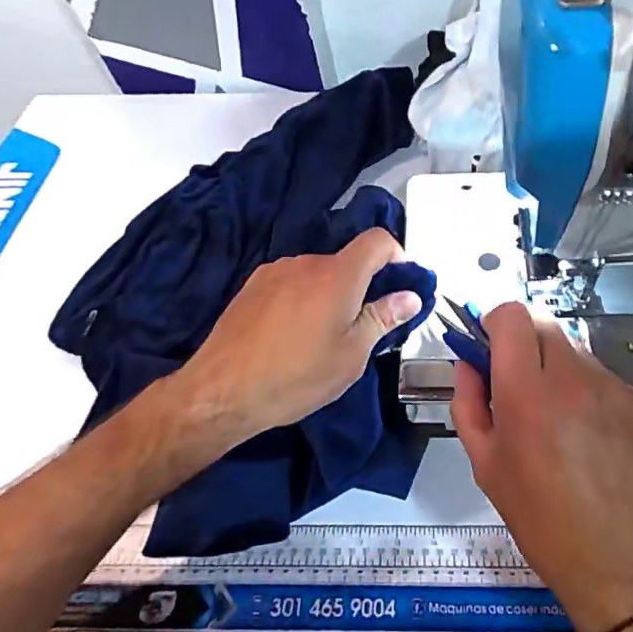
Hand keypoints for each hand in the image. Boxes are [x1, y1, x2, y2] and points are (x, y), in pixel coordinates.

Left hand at [176, 227, 424, 442]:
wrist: (222, 391)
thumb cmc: (295, 376)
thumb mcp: (351, 356)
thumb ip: (383, 318)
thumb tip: (410, 295)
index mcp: (337, 275)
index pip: (377, 240)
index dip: (396, 255)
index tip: (400, 283)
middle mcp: (306, 262)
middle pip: (346, 261)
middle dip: (361, 286)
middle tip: (361, 327)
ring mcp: (275, 271)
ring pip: (316, 273)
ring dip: (329, 294)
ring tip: (321, 337)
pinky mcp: (252, 285)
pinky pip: (291, 282)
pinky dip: (302, 298)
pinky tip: (291, 334)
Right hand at [450, 303, 632, 631]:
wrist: (615, 556)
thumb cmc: (537, 515)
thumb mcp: (484, 463)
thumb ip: (468, 402)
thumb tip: (468, 363)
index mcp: (526, 393)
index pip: (512, 315)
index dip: (495, 321)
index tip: (488, 344)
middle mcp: (572, 378)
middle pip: (541, 321)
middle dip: (521, 338)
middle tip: (514, 375)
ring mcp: (610, 385)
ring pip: (571, 345)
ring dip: (552, 361)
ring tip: (552, 409)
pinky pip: (597, 372)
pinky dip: (581, 384)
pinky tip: (582, 426)